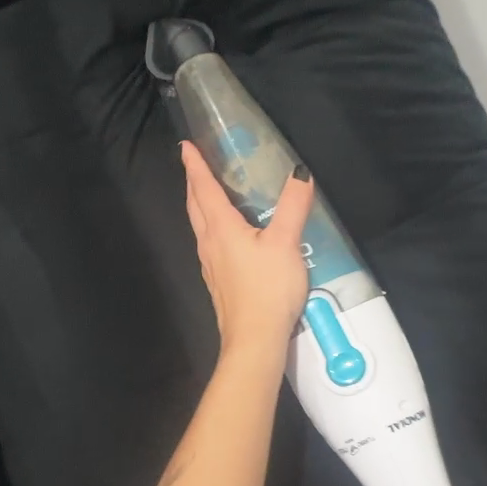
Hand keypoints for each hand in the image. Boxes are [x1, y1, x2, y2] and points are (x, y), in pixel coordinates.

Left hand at [180, 141, 314, 358]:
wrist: (254, 339)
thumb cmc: (268, 288)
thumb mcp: (286, 243)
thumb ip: (293, 206)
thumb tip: (300, 173)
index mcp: (221, 228)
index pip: (203, 188)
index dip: (195, 165)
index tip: (185, 146)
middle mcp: (209, 243)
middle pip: (195, 206)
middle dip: (193, 182)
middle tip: (194, 163)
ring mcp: (210, 264)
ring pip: (199, 225)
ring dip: (200, 204)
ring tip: (207, 192)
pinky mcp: (218, 282)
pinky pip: (209, 243)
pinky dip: (211, 226)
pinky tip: (223, 233)